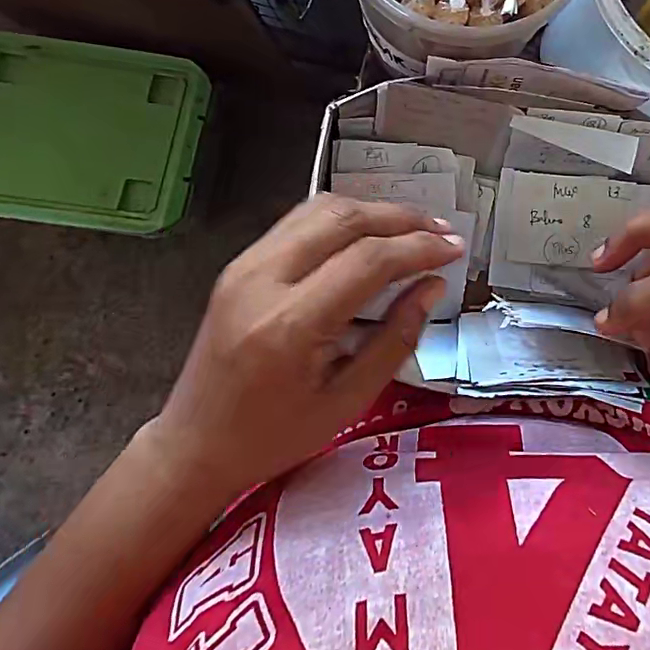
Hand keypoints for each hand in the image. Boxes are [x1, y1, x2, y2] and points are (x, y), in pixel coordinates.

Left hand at [147, 195, 462, 497]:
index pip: (367, 260)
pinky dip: (340, 218)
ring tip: (411, 228)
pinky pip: (297, 222)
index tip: (454, 249)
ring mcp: (244, 264)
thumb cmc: (272, 437)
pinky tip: (366, 234)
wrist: (194, 441)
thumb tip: (430, 286)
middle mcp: (262, 279)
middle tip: (440, 231)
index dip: (418, 247)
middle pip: (343, 219)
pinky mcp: (238, 263)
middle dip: (401, 218)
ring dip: (371, 210)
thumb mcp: (346, 402)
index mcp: (290, 324)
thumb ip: (395, 340)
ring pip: (318, 208)